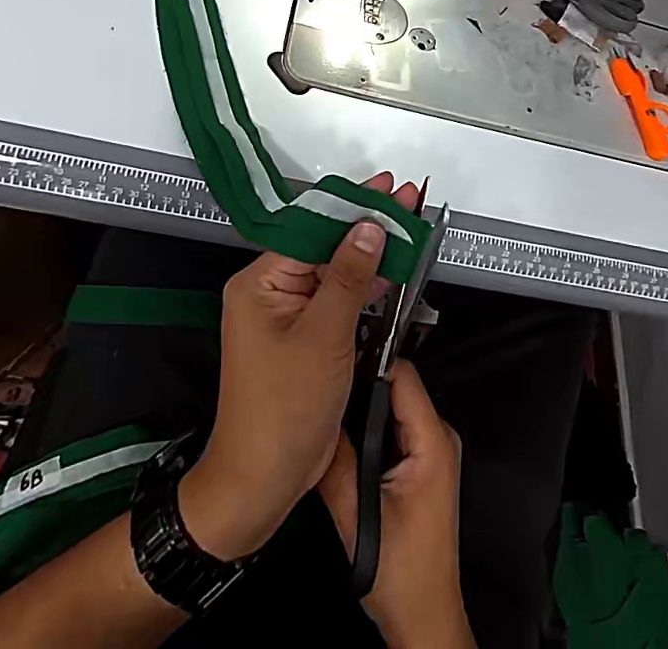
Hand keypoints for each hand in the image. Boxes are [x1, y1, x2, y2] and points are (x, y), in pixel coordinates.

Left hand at [179, 173, 419, 561]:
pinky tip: (392, 268)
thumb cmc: (282, 410)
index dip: (353, 207)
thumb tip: (369, 229)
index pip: (312, 230)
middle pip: (324, 246)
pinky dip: (365, 286)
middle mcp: (271, 292)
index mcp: (260, 283)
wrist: (265, 478)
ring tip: (407, 227)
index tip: (388, 188)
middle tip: (405, 200)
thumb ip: (348, 278)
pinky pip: (338, 299)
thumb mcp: (322, 336)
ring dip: (370, 254)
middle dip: (366, 225)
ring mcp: (290, 314)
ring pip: (335, 272)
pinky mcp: (307, 335)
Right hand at [321, 362, 473, 648]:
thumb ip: (335, 463)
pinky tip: (345, 438)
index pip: (402, 375)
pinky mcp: (421, 460)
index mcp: (433, 444)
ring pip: (392, 404)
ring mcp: (431, 449)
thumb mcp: (358, 515)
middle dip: (359, 384)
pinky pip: (393, 422)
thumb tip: (315, 421)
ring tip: (330, 412)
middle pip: (397, 385)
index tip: (336, 360)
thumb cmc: (404, 574)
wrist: (423, 612)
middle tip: (324, 388)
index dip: (367, 363)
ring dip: (361, 407)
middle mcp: (439, 439)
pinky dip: (368, 425)